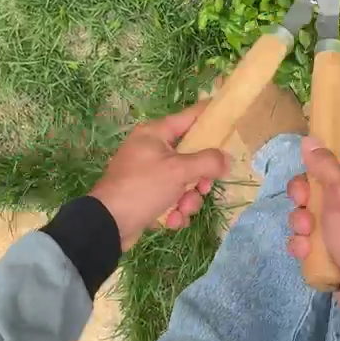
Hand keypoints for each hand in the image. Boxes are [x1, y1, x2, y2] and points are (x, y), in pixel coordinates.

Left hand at [89, 101, 230, 250]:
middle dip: (199, 177)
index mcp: (156, 133)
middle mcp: (152, 148)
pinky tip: (170, 222)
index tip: (231, 121)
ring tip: (181, 211)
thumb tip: (226, 159)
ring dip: (188, 199)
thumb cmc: (143, 187)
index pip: (190, 117)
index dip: (211, 118)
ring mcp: (148, 172)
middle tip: (203, 188)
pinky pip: (171, 197)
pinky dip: (174, 210)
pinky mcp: (146, 194)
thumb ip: (207, 161)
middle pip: (190, 155)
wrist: (108, 224)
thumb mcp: (178, 171)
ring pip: (183, 180)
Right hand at [287, 131, 339, 326]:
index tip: (313, 125)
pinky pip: (307, 238)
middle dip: (303, 191)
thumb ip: (325, 166)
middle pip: (318, 181)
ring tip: (307, 233)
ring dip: (301, 221)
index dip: (333, 133)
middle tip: (302, 199)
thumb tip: (312, 138)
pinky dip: (303, 243)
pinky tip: (305, 251)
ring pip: (308, 211)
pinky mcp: (330, 250)